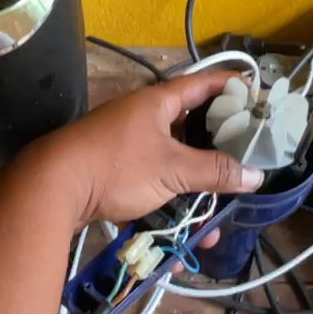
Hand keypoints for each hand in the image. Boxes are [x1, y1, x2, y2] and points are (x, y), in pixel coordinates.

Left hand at [17, 71, 264, 231]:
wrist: (54, 187)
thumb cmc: (117, 165)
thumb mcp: (172, 168)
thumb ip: (214, 171)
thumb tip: (255, 175)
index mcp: (157, 102)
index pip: (203, 84)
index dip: (231, 86)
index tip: (258, 94)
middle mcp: (142, 117)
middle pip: (190, 126)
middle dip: (217, 149)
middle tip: (244, 160)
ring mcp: (126, 144)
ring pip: (172, 161)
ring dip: (194, 186)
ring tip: (215, 214)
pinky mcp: (114, 170)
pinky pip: (151, 182)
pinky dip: (168, 201)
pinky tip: (181, 229)